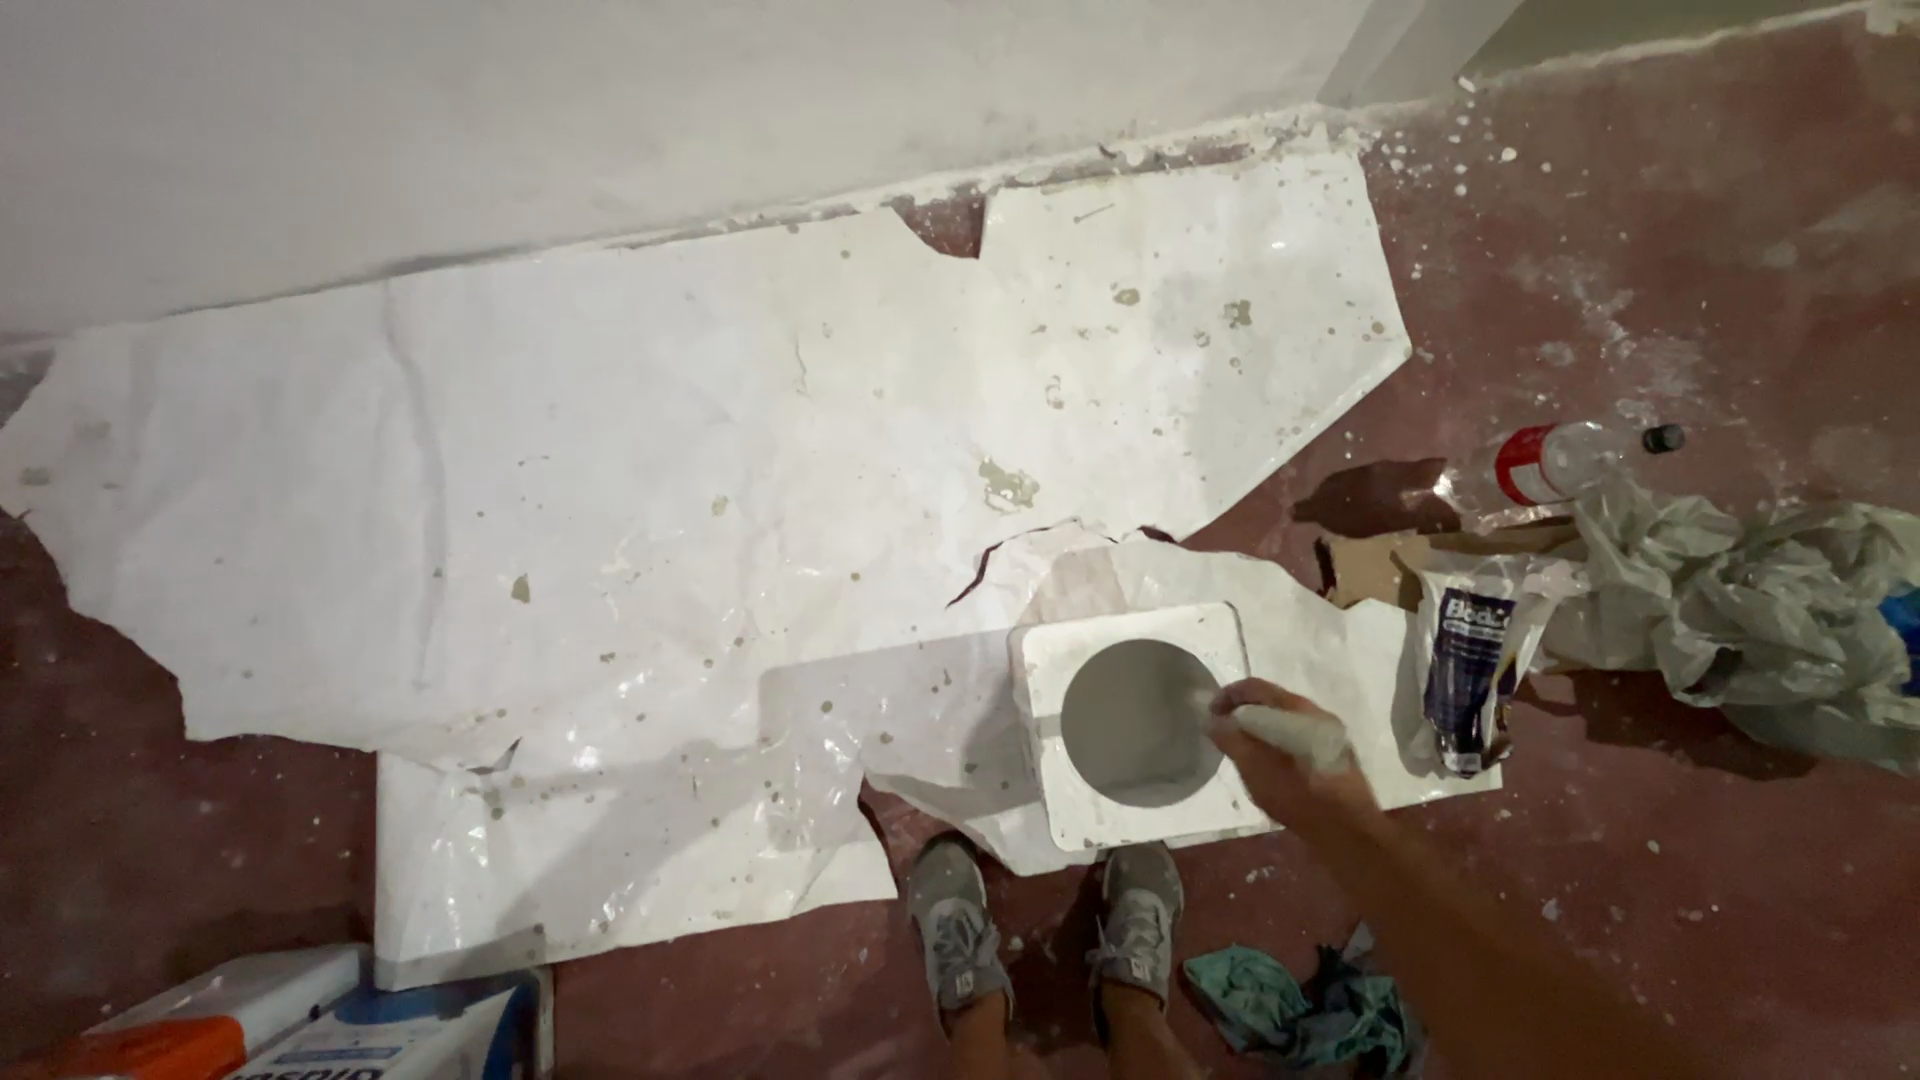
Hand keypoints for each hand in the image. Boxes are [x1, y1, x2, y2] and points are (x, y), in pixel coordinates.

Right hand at [1208, 678, 1377, 821]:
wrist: (1349, 830)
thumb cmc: (1296, 793)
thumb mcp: (1252, 766)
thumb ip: (1229, 738)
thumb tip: (1212, 719)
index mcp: (1295, 708)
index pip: (1253, 687)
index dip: (1227, 696)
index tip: (1210, 715)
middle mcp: (1315, 713)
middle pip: (1271, 700)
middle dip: (1243, 712)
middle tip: (1225, 732)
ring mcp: (1330, 733)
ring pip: (1286, 719)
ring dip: (1261, 727)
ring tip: (1245, 750)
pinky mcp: (1336, 754)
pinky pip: (1299, 735)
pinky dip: (1278, 740)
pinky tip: (1272, 764)